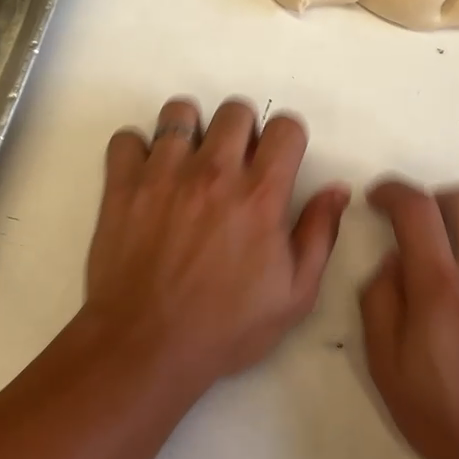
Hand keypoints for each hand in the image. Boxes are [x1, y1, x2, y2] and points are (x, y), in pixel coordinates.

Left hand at [83, 98, 349, 388]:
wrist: (145, 348)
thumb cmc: (225, 328)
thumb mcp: (294, 295)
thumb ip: (319, 235)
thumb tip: (337, 190)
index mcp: (260, 195)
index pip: (284, 126)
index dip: (287, 140)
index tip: (278, 162)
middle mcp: (213, 172)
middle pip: (234, 110)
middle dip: (242, 130)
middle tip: (235, 165)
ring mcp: (163, 174)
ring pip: (179, 112)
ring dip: (190, 131)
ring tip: (188, 163)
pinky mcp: (122, 186)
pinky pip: (127, 139)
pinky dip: (137, 151)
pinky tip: (146, 177)